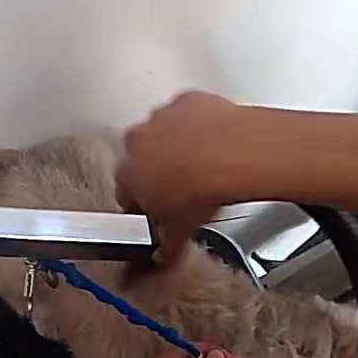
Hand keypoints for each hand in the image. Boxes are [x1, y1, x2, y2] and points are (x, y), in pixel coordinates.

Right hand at [120, 91, 248, 262]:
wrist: (231, 155)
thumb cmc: (201, 188)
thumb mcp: (182, 230)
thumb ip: (167, 246)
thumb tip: (164, 256)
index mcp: (128, 175)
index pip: (126, 194)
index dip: (143, 203)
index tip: (157, 208)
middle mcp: (137, 142)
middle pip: (141, 160)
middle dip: (156, 171)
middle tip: (181, 186)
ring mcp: (159, 118)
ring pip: (162, 133)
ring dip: (175, 145)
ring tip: (201, 163)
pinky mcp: (184, 101)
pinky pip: (186, 113)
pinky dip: (196, 123)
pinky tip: (212, 140)